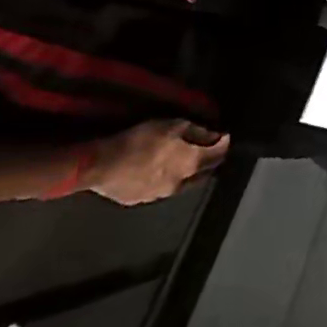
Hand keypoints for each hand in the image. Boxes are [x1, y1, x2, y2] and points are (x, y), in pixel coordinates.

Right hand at [82, 120, 229, 204]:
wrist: (102, 165)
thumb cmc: (141, 139)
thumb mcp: (173, 125)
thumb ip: (197, 132)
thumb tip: (215, 136)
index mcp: (191, 164)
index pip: (218, 155)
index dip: (224, 143)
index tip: (224, 135)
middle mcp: (181, 184)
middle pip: (204, 173)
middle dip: (210, 159)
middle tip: (209, 147)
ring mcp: (161, 196)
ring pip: (185, 183)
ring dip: (190, 171)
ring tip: (187, 159)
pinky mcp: (143, 201)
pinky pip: (164, 189)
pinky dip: (170, 178)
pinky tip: (161, 170)